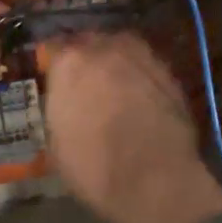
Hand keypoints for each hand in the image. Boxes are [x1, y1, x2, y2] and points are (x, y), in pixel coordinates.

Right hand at [42, 32, 221, 222]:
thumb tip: (66, 100)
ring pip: (120, 47)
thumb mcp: (57, 142)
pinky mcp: (168, 71)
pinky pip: (144, 64)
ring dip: (114, 61)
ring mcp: (140, 55)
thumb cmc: (95, 167)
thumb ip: (59, 106)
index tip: (54, 78)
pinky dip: (139, 74)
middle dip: (85, 57)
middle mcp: (104, 47)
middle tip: (85, 81)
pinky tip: (140, 95)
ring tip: (114, 85)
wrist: (156, 181)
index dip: (54, 64)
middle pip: (88, 41)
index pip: (53, 48)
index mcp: (69, 62)